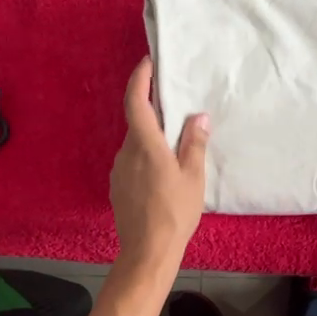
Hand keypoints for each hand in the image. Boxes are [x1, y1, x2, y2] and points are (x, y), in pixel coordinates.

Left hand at [110, 58, 208, 269]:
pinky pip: (132, 164)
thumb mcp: (193, 177)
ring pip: (135, 145)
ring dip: (152, 140)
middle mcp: (126, 153)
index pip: (136, 101)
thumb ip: (194, 143)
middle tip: (176, 109)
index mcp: (145, 145)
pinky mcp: (118, 188)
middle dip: (154, 113)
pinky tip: (163, 174)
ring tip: (175, 148)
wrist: (148, 251)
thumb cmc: (175, 213)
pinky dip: (146, 159)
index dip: (140, 78)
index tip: (149, 63)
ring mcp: (119, 172)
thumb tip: (198, 117)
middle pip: (138, 123)